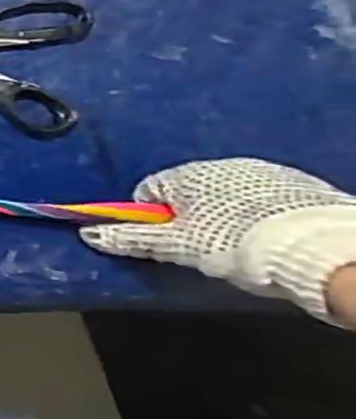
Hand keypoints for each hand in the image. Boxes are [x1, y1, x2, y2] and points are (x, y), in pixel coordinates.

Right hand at [81, 158, 355, 325]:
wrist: (331, 252)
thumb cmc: (236, 243)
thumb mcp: (177, 246)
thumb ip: (130, 237)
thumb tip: (87, 234)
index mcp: (187, 174)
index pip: (149, 192)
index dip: (152, 218)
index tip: (167, 239)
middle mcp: (224, 166)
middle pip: (190, 192)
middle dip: (191, 215)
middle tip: (204, 245)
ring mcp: (269, 174)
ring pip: (230, 195)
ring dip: (228, 214)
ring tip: (244, 243)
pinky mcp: (307, 186)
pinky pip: (267, 200)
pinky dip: (263, 215)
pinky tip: (274, 236)